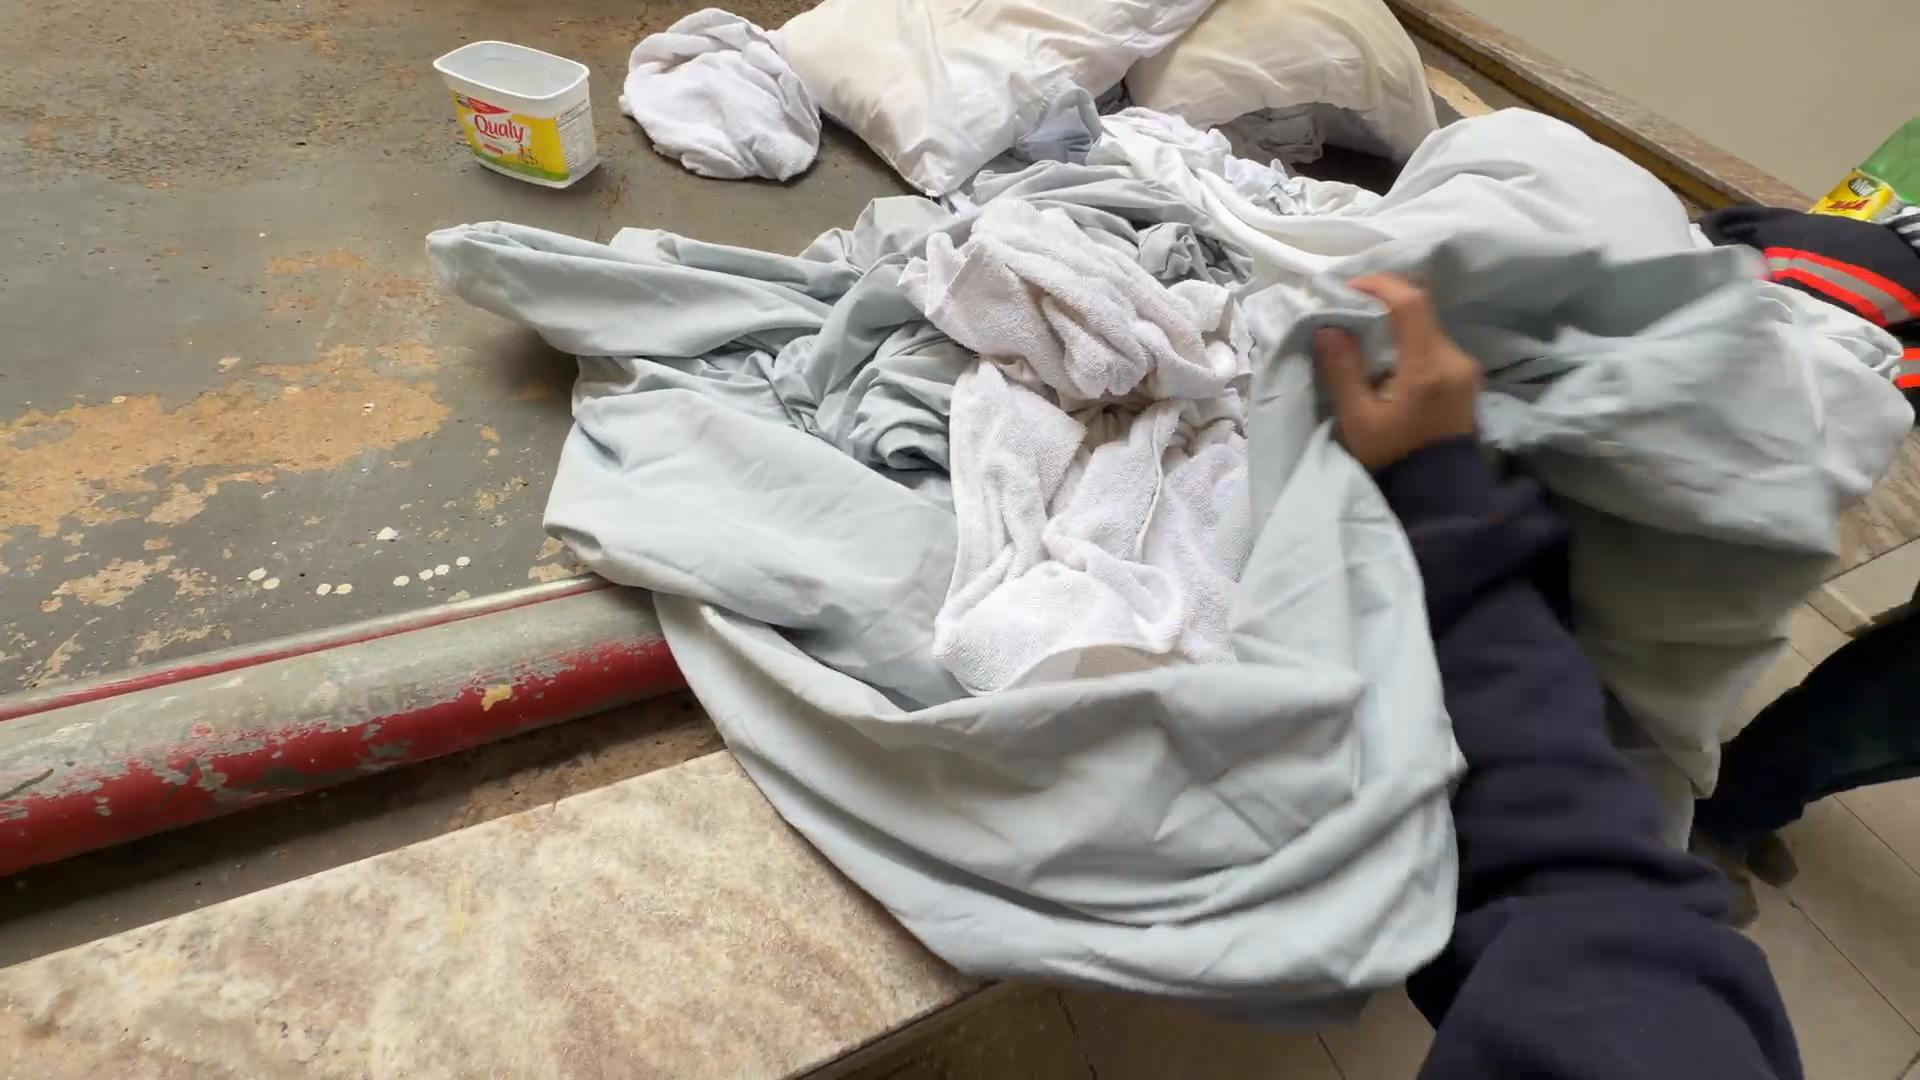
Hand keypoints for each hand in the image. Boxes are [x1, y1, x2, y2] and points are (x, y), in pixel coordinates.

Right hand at [1315, 274, 1480, 469]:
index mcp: (1428, 367)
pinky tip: (1384, 359)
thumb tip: (1328, 327)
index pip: (1412, 304)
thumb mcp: (1357, 418)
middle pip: (1419, 312)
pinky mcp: (1465, 376)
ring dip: (1393, 326)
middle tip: (1345, 314)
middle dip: (1381, 306)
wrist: (1436, 489)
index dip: (1380, 286)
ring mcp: (1464, 367)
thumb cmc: (1391, 456)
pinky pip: (1432, 344)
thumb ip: (1343, 369)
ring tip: (1360, 338)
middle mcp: (1455, 358)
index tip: (1348, 287)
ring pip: (1426, 328)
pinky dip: (1406, 341)